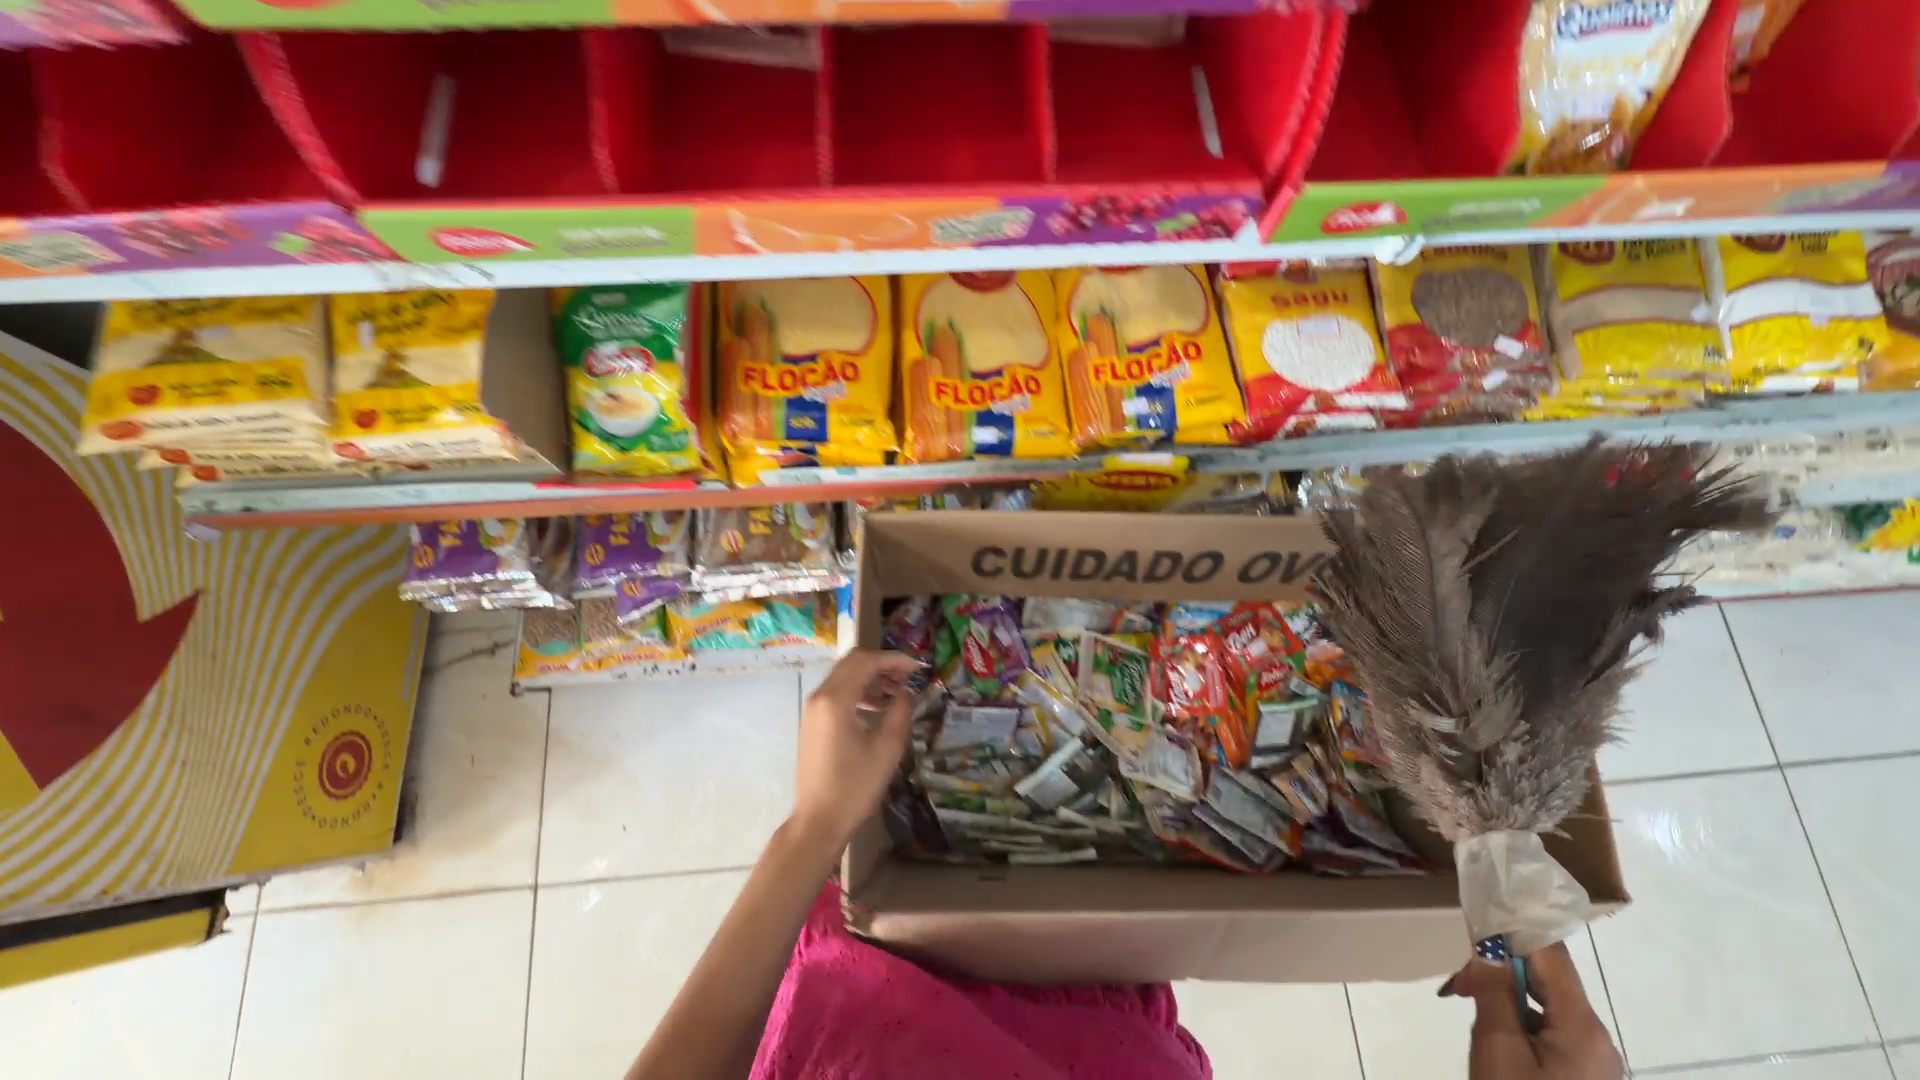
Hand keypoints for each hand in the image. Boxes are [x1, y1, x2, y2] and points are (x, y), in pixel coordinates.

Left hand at [789, 650, 920, 853]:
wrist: (818, 821)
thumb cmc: (855, 787)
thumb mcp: (887, 749)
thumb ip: (900, 712)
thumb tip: (905, 693)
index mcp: (835, 700)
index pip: (866, 662)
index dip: (894, 659)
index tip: (917, 667)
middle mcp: (819, 697)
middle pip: (852, 662)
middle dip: (882, 664)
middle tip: (908, 677)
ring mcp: (812, 709)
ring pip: (843, 676)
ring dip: (870, 677)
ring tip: (897, 692)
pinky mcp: (812, 722)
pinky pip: (836, 692)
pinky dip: (858, 690)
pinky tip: (877, 707)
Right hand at [1448, 943, 1623, 1079]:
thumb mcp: (1497, 1046)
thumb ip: (1493, 990)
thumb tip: (1486, 943)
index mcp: (1583, 1026)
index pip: (1552, 955)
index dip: (1515, 929)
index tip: (1474, 918)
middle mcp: (1596, 1036)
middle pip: (1549, 978)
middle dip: (1501, 965)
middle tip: (1457, 978)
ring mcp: (1591, 1057)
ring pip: (1546, 1001)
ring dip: (1505, 990)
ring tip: (1466, 998)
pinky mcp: (1580, 1072)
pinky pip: (1548, 1026)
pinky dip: (1516, 1015)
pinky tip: (1490, 1026)